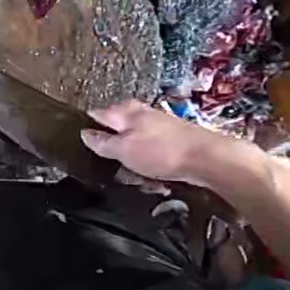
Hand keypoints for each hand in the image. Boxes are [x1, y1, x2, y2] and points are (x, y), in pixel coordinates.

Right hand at [79, 101, 255, 186]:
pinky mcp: (174, 138)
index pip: (97, 115)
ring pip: (136, 144)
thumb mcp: (124, 150)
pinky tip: (156, 177)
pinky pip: (153, 153)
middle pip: (118, 130)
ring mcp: (159, 124)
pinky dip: (151, 165)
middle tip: (114, 168)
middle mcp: (142, 113)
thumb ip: (102, 142)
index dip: (88, 130)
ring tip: (139, 177)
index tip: (82, 145)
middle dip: (114, 150)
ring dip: (135, 161)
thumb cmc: (163, 152)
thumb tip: (84, 133)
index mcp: (125, 111)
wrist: (207, 158)